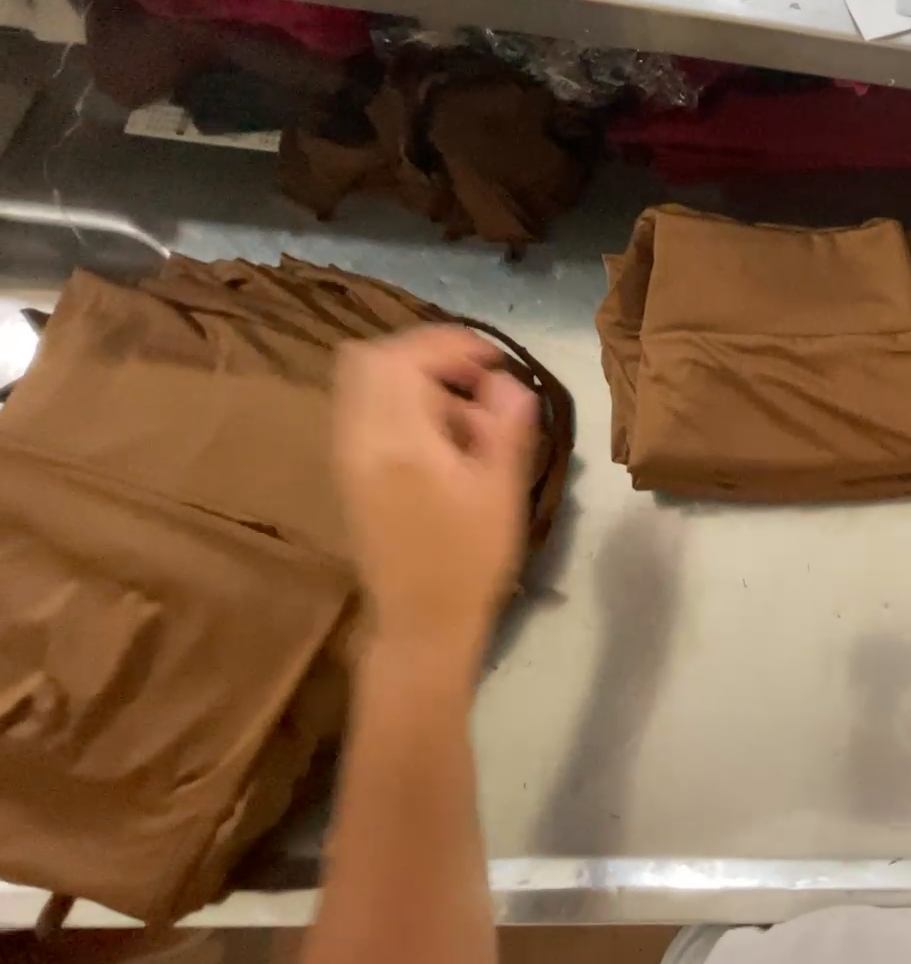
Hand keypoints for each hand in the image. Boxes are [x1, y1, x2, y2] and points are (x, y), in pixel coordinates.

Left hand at [334, 326, 536, 676]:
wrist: (421, 619)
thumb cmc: (471, 558)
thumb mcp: (503, 492)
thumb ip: (506, 428)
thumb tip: (509, 382)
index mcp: (397, 442)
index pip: (402, 358)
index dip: (450, 344)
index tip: (497, 360)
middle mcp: (359, 439)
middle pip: (371, 358)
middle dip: (429, 353)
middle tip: (481, 377)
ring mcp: (349, 454)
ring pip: (365, 382)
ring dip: (418, 376)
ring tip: (471, 408)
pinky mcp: (353, 470)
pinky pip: (368, 409)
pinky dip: (406, 400)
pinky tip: (447, 433)